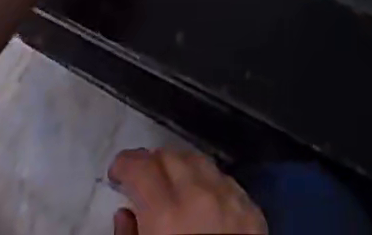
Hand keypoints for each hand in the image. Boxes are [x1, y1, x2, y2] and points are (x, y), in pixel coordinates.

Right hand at [108, 147, 266, 234]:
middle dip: (151, 163)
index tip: (117, 175)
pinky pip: (226, 181)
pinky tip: (203, 199)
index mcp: (165, 214)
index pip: (139, 165)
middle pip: (168, 157)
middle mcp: (198, 196)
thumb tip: (125, 214)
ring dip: (180, 167)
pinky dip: (209, 182)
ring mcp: (231, 201)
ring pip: (199, 161)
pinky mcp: (254, 214)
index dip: (124, 164)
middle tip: (143, 180)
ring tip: (172, 183)